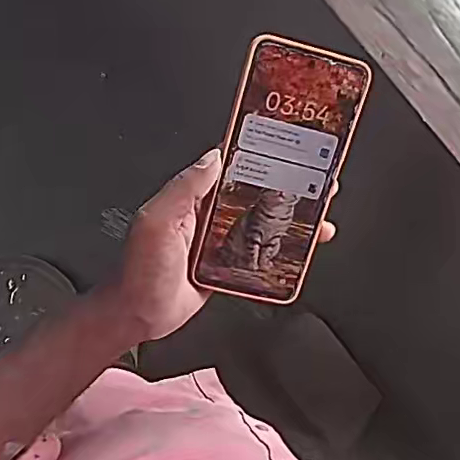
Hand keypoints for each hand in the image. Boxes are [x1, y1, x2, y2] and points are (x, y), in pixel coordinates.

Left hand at [97, 148, 339, 343]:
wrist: (138, 315)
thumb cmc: (138, 270)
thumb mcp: (156, 221)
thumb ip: (183, 189)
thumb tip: (213, 157)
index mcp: (192, 199)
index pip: (229, 167)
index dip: (259, 155)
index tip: (289, 145)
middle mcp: (208, 217)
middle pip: (255, 194)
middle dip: (288, 186)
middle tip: (320, 179)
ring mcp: (219, 243)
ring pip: (263, 223)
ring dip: (292, 218)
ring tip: (321, 213)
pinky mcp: (227, 268)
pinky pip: (260, 254)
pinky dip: (283, 251)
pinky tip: (302, 250)